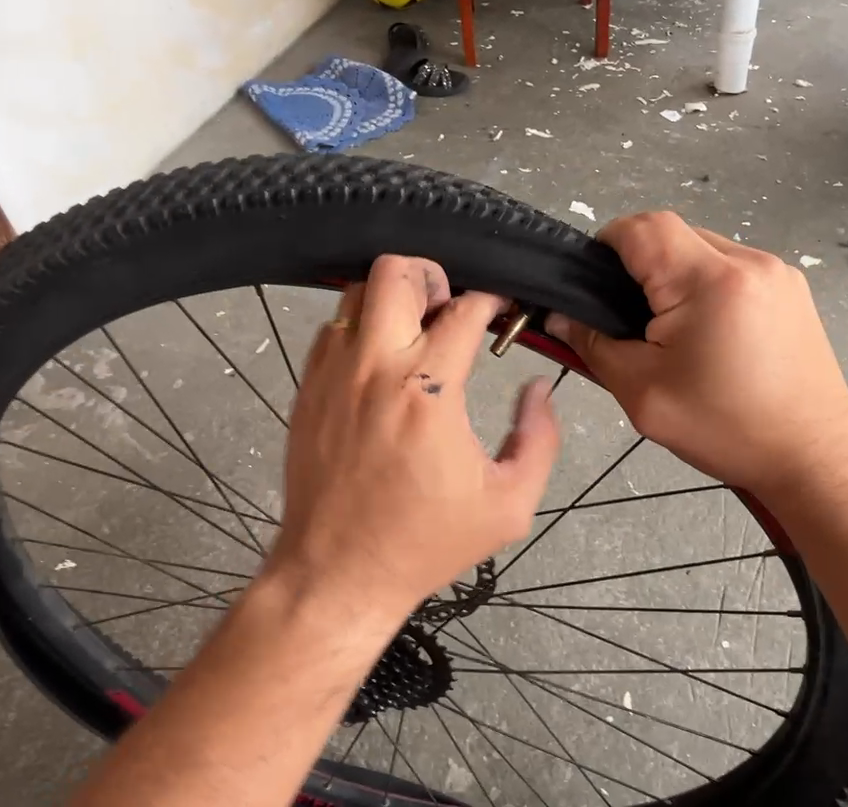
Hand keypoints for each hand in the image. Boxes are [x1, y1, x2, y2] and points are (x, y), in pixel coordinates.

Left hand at [266, 255, 560, 618]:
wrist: (337, 575)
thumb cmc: (424, 542)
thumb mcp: (508, 505)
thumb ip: (540, 439)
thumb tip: (538, 389)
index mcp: (428, 392)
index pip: (464, 309)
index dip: (492, 299)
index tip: (501, 308)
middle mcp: (375, 369)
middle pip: (396, 272)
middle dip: (432, 276)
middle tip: (450, 307)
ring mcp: (333, 375)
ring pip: (357, 292)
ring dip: (392, 299)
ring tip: (415, 330)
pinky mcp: (306, 389)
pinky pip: (331, 329)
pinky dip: (359, 328)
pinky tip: (379, 361)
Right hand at [547, 212, 847, 497]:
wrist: (814, 458)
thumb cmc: (727, 429)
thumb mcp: (643, 393)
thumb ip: (593, 345)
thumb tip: (559, 316)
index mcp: (711, 282)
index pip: (643, 227)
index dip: (607, 244)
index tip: (594, 284)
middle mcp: (749, 262)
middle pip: (673, 232)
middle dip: (639, 264)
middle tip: (628, 318)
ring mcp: (777, 272)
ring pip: (702, 247)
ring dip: (675, 274)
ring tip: (668, 329)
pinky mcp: (791, 288)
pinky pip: (731, 266)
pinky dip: (706, 285)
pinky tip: (706, 332)